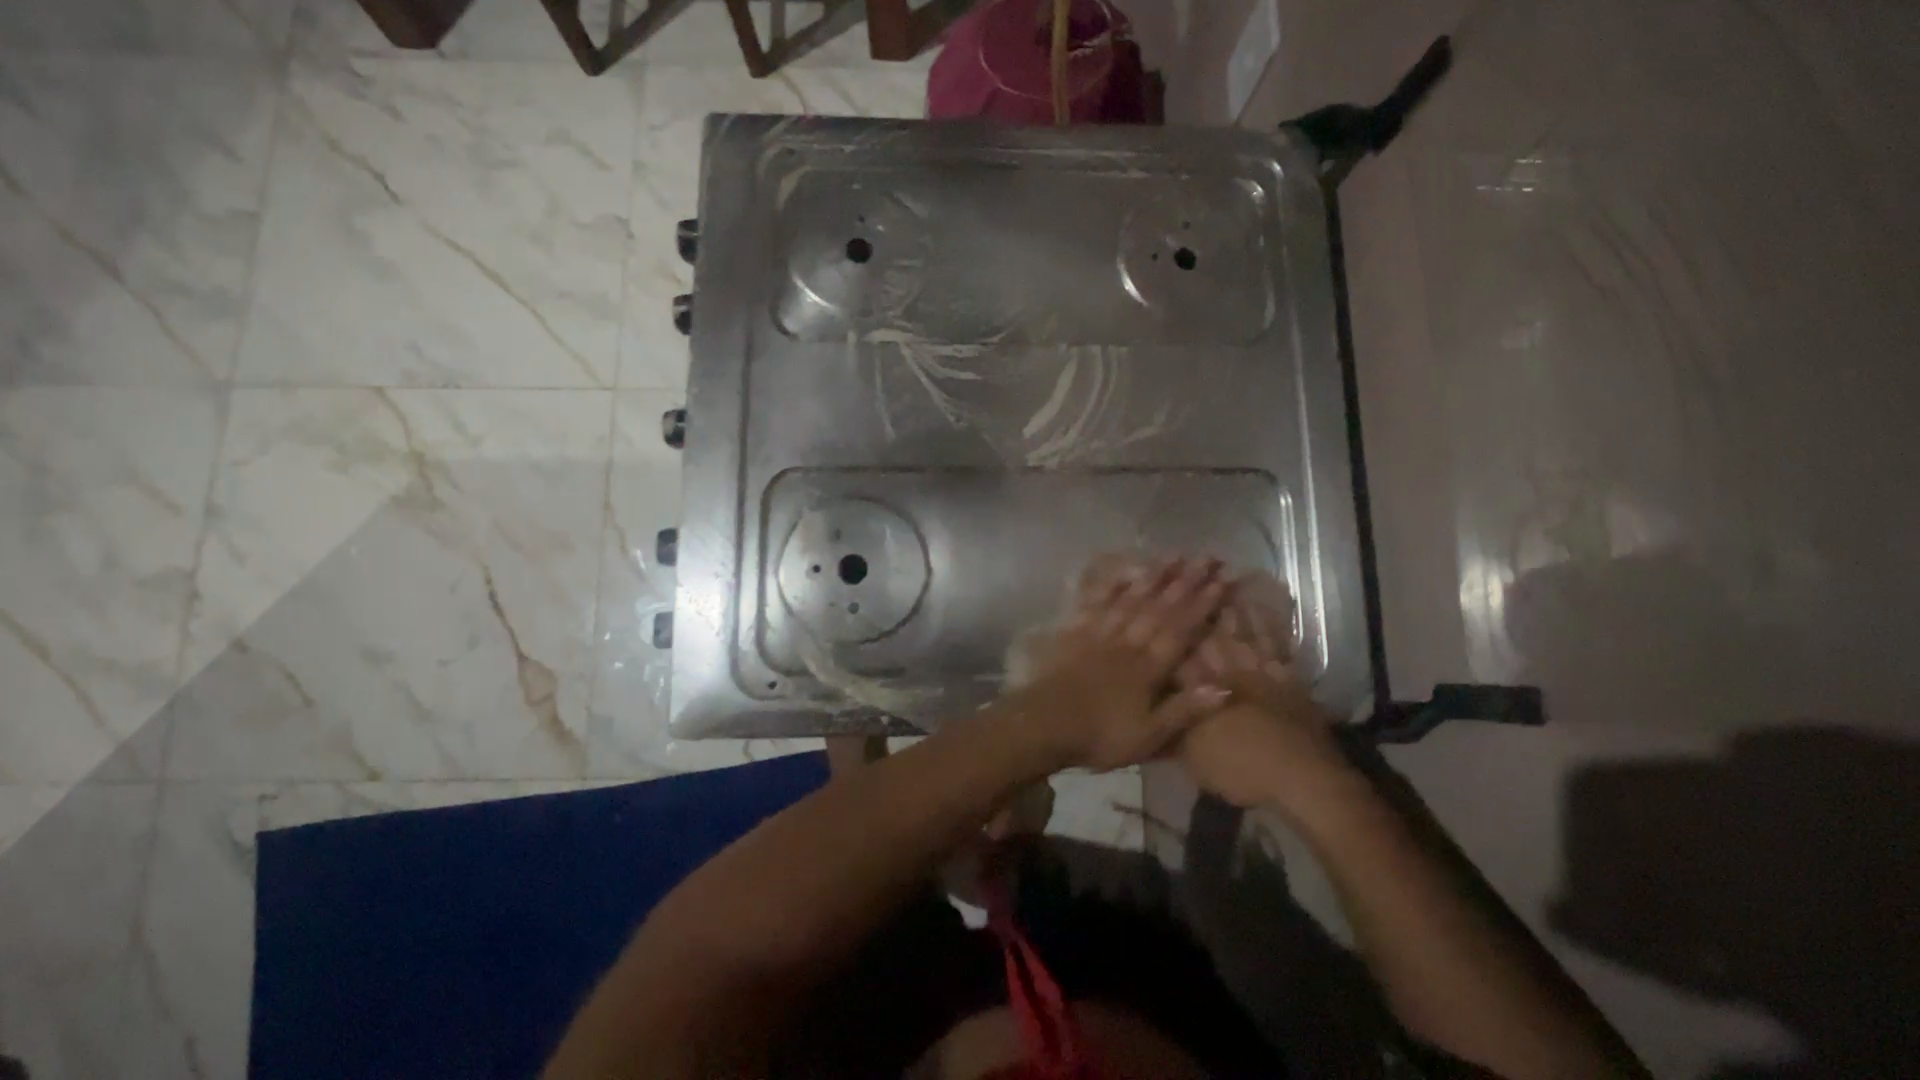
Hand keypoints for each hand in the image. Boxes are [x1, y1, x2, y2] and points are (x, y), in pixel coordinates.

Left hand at [1011, 557, 1234, 771]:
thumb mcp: (1149, 736)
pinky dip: (1109, 586)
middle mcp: (1126, 643)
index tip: (1222, 580)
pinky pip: (1094, 603)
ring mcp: (1098, 635)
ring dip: (1153, 576)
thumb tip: (1226, 687)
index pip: (1180, 630)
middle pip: (1159, 608)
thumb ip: (1185, 710)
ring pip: (1130, 599)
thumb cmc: (1099, 737)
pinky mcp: (1072, 634)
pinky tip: (1121, 572)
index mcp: (1147, 669)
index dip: (1202, 605)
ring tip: (1173, 556)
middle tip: (1206, 557)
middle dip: (1185, 581)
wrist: (1042, 725)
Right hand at [1173, 577, 1351, 809]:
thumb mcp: (1191, 757)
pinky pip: (1276, 646)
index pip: (1179, 652)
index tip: (1159, 597)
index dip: (1170, 625)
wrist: (1300, 779)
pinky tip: (1264, 610)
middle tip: (1193, 574)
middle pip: (1211, 635)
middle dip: (1201, 606)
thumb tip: (1148, 708)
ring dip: (1234, 608)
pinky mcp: (1289, 681)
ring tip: (1226, 580)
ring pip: (1243, 633)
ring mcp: (1262, 674)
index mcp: (1201, 689)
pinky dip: (1270, 626)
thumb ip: (1171, 727)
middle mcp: (1229, 673)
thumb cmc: (1239, 769)